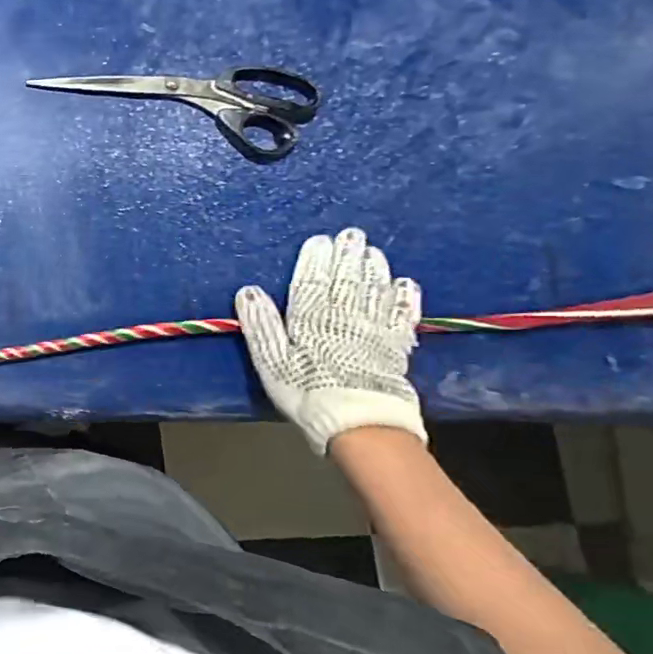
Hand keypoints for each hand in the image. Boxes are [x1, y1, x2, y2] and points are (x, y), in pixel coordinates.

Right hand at [235, 228, 425, 453]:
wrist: (357, 418)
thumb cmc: (304, 389)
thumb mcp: (270, 359)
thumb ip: (260, 324)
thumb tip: (248, 291)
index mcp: (309, 320)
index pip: (309, 283)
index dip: (313, 261)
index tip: (318, 241)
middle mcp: (343, 318)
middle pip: (345, 281)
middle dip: (347, 257)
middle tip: (351, 235)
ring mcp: (373, 330)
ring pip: (374, 291)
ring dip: (373, 269)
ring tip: (372, 251)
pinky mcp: (395, 345)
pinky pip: (401, 314)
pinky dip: (402, 297)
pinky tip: (403, 283)